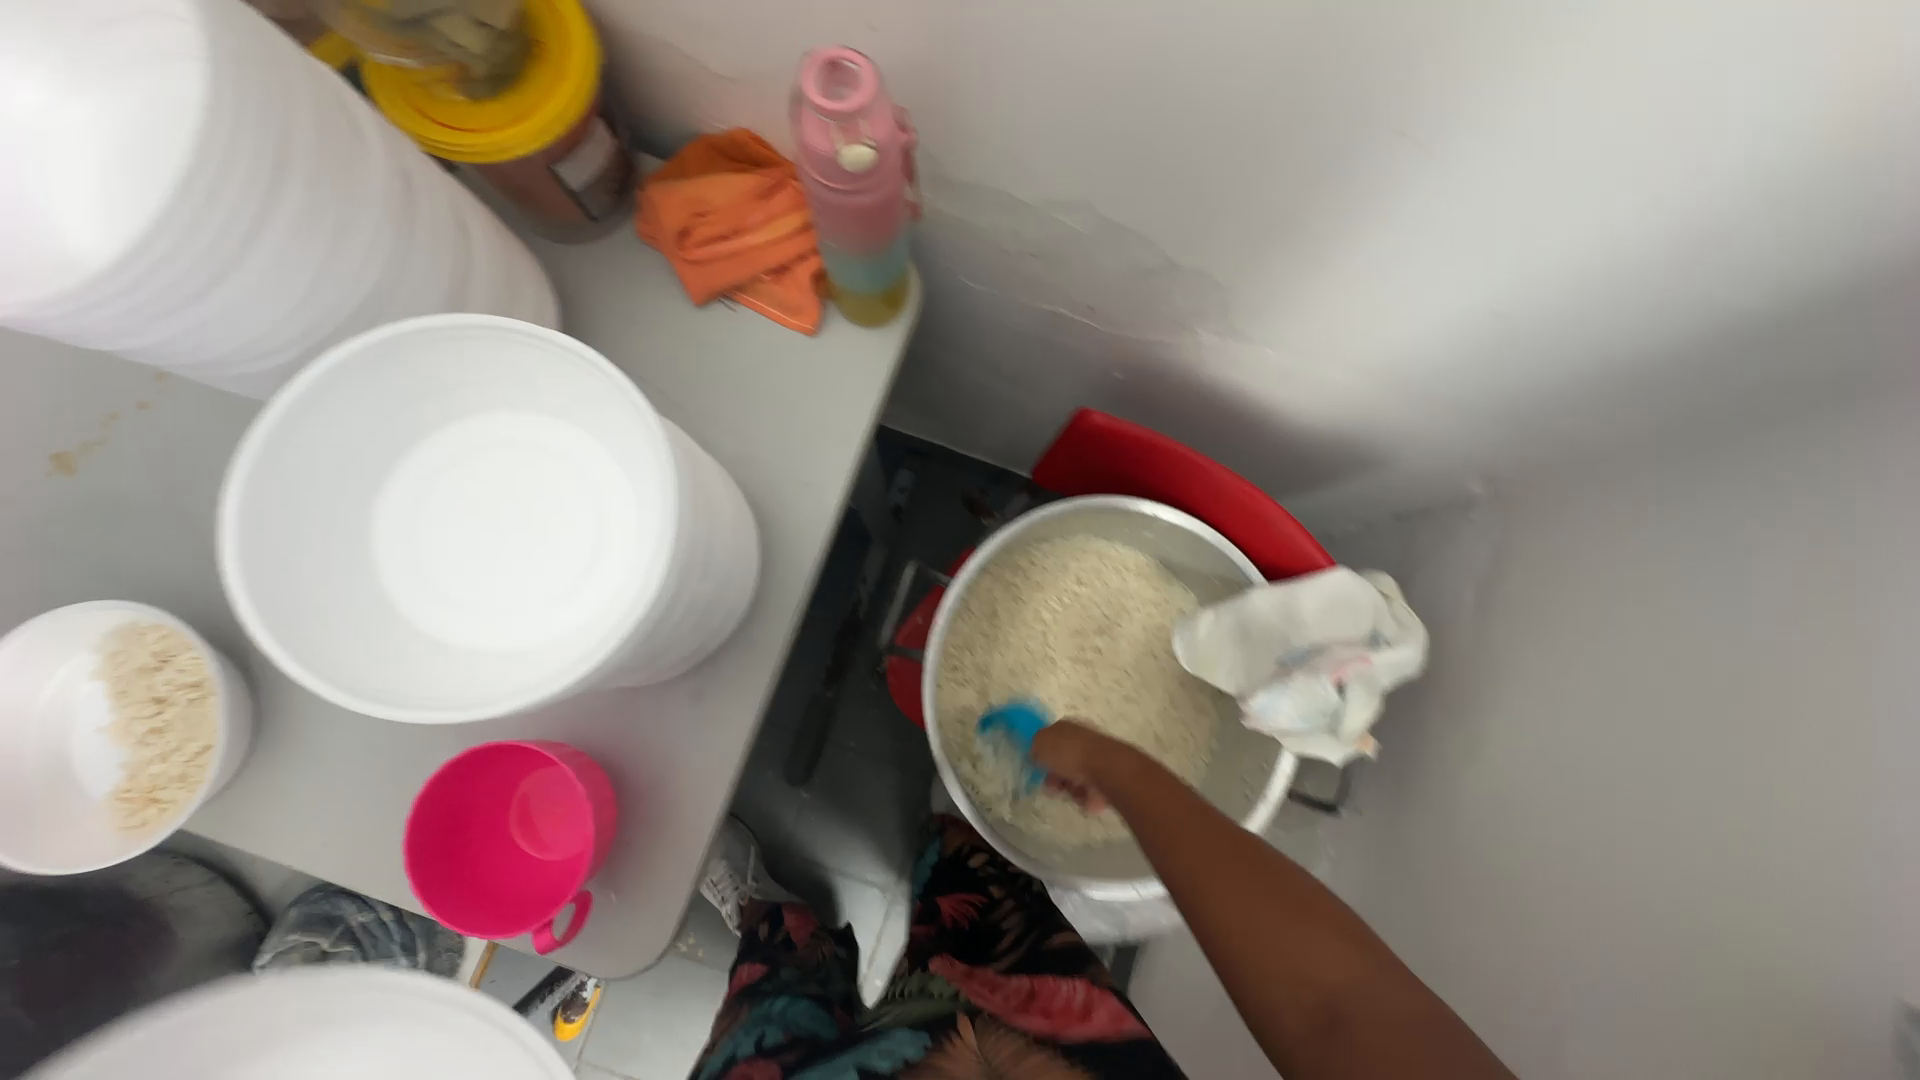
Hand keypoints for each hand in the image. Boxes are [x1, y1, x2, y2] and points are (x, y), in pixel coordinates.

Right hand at [1029, 718, 1131, 811]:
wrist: (1104, 769)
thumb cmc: (1069, 753)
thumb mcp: (1040, 743)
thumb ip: (1034, 747)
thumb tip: (1036, 753)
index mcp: (1067, 728)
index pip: (1050, 739)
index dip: (1042, 753)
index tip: (1036, 766)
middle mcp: (1082, 741)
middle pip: (1062, 762)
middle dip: (1054, 777)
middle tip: (1052, 786)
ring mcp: (1095, 760)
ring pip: (1073, 779)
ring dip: (1068, 788)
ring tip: (1070, 791)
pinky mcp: (1105, 779)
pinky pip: (1087, 793)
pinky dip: (1084, 797)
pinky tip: (1085, 795)